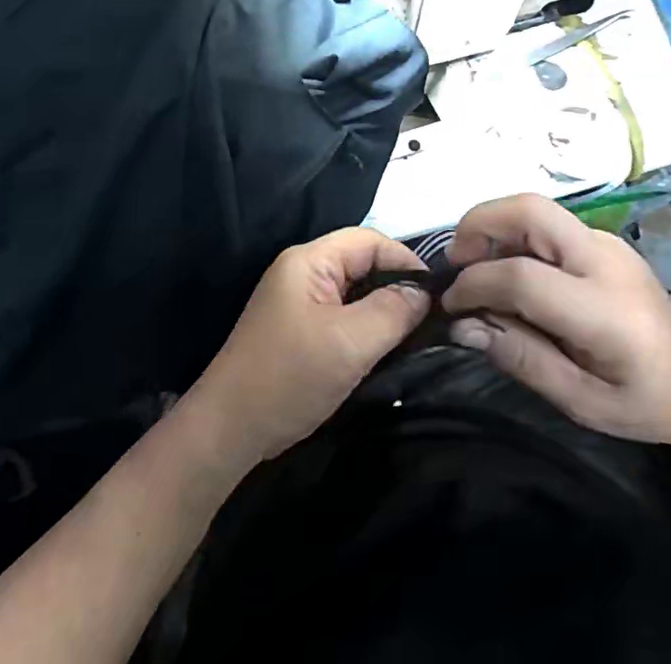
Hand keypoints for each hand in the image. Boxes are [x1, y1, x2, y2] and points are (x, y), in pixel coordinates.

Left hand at [184, 228, 430, 463]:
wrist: (231, 429)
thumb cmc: (290, 378)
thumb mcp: (350, 342)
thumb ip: (393, 310)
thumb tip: (424, 293)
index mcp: (308, 261)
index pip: (369, 240)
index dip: (406, 261)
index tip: (439, 295)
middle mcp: (302, 273)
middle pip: (362, 264)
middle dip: (398, 287)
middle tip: (434, 319)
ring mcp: (299, 303)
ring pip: (356, 293)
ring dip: (385, 311)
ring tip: (418, 336)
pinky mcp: (300, 330)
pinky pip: (344, 316)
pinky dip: (368, 328)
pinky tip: (389, 350)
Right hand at [442, 194, 670, 445]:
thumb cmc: (645, 400)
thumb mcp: (580, 401)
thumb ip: (520, 358)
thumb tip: (461, 326)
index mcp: (605, 312)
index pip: (523, 277)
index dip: (475, 285)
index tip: (451, 306)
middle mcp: (605, 261)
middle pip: (529, 211)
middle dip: (478, 226)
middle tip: (456, 264)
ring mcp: (604, 242)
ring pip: (533, 208)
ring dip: (491, 228)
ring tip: (474, 269)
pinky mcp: (598, 239)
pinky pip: (542, 223)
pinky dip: (509, 236)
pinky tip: (504, 273)